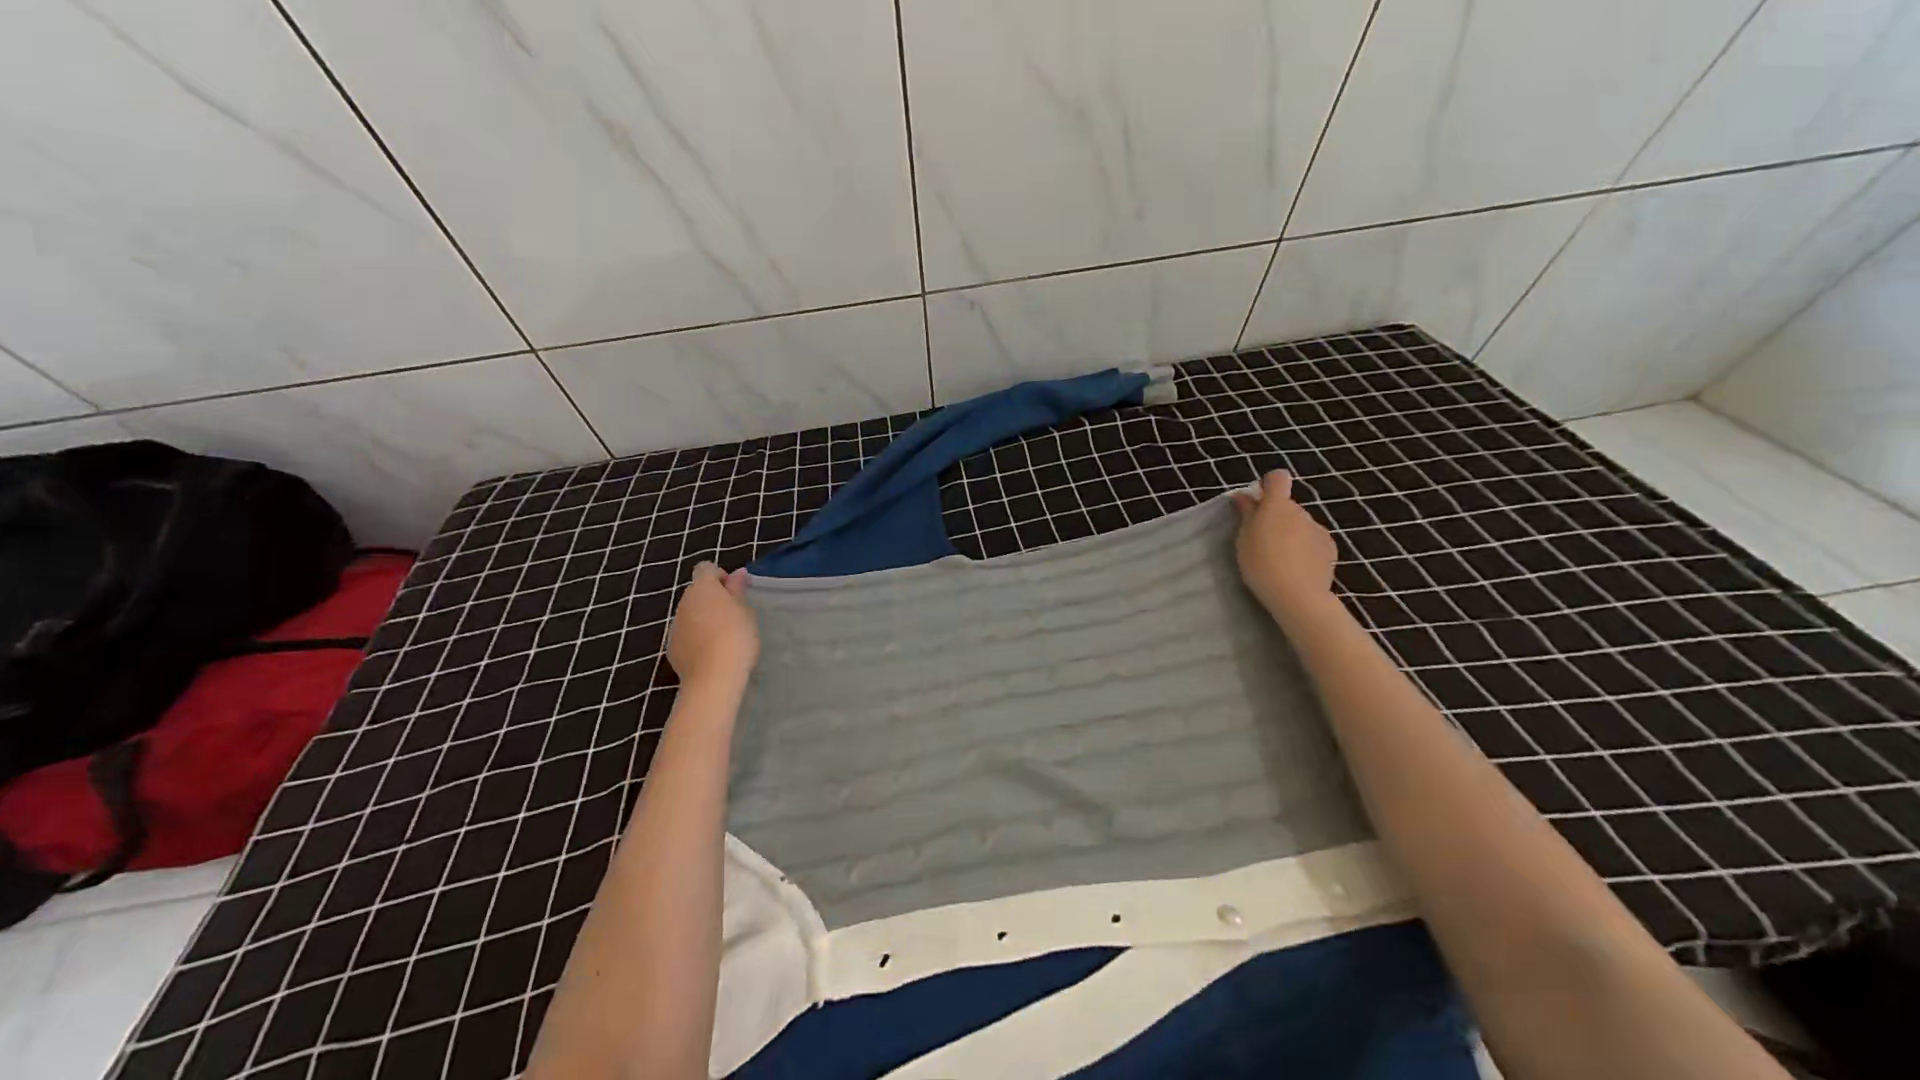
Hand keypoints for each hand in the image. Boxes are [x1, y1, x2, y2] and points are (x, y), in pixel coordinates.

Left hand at [666, 562, 758, 688]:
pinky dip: (697, 638)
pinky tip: (712, 653)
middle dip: (713, 599)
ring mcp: (675, 626)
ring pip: (691, 614)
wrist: (713, 678)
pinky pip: (687, 635)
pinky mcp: (672, 648)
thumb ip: (738, 590)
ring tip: (725, 637)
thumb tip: (737, 573)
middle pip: (697, 592)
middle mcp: (683, 603)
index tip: (735, 593)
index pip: (706, 568)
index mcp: (702, 588)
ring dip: (705, 619)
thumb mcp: (746, 611)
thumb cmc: (736, 637)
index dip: (721, 577)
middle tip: (735, 616)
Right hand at [1230, 470, 1338, 618]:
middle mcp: (1300, 511)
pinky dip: (1305, 546)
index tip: (1258, 501)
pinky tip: (1297, 566)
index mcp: (1277, 506)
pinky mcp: (1330, 547)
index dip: (1268, 485)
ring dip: (1291, 532)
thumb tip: (1243, 496)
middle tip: (1262, 539)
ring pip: (1301, 523)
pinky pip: (1313, 539)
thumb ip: (1246, 514)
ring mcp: (1318, 528)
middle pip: (1287, 505)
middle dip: (1276, 516)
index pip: (1277, 479)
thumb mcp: (1243, 539)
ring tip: (1280, 557)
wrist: (1297, 595)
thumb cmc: (1261, 564)